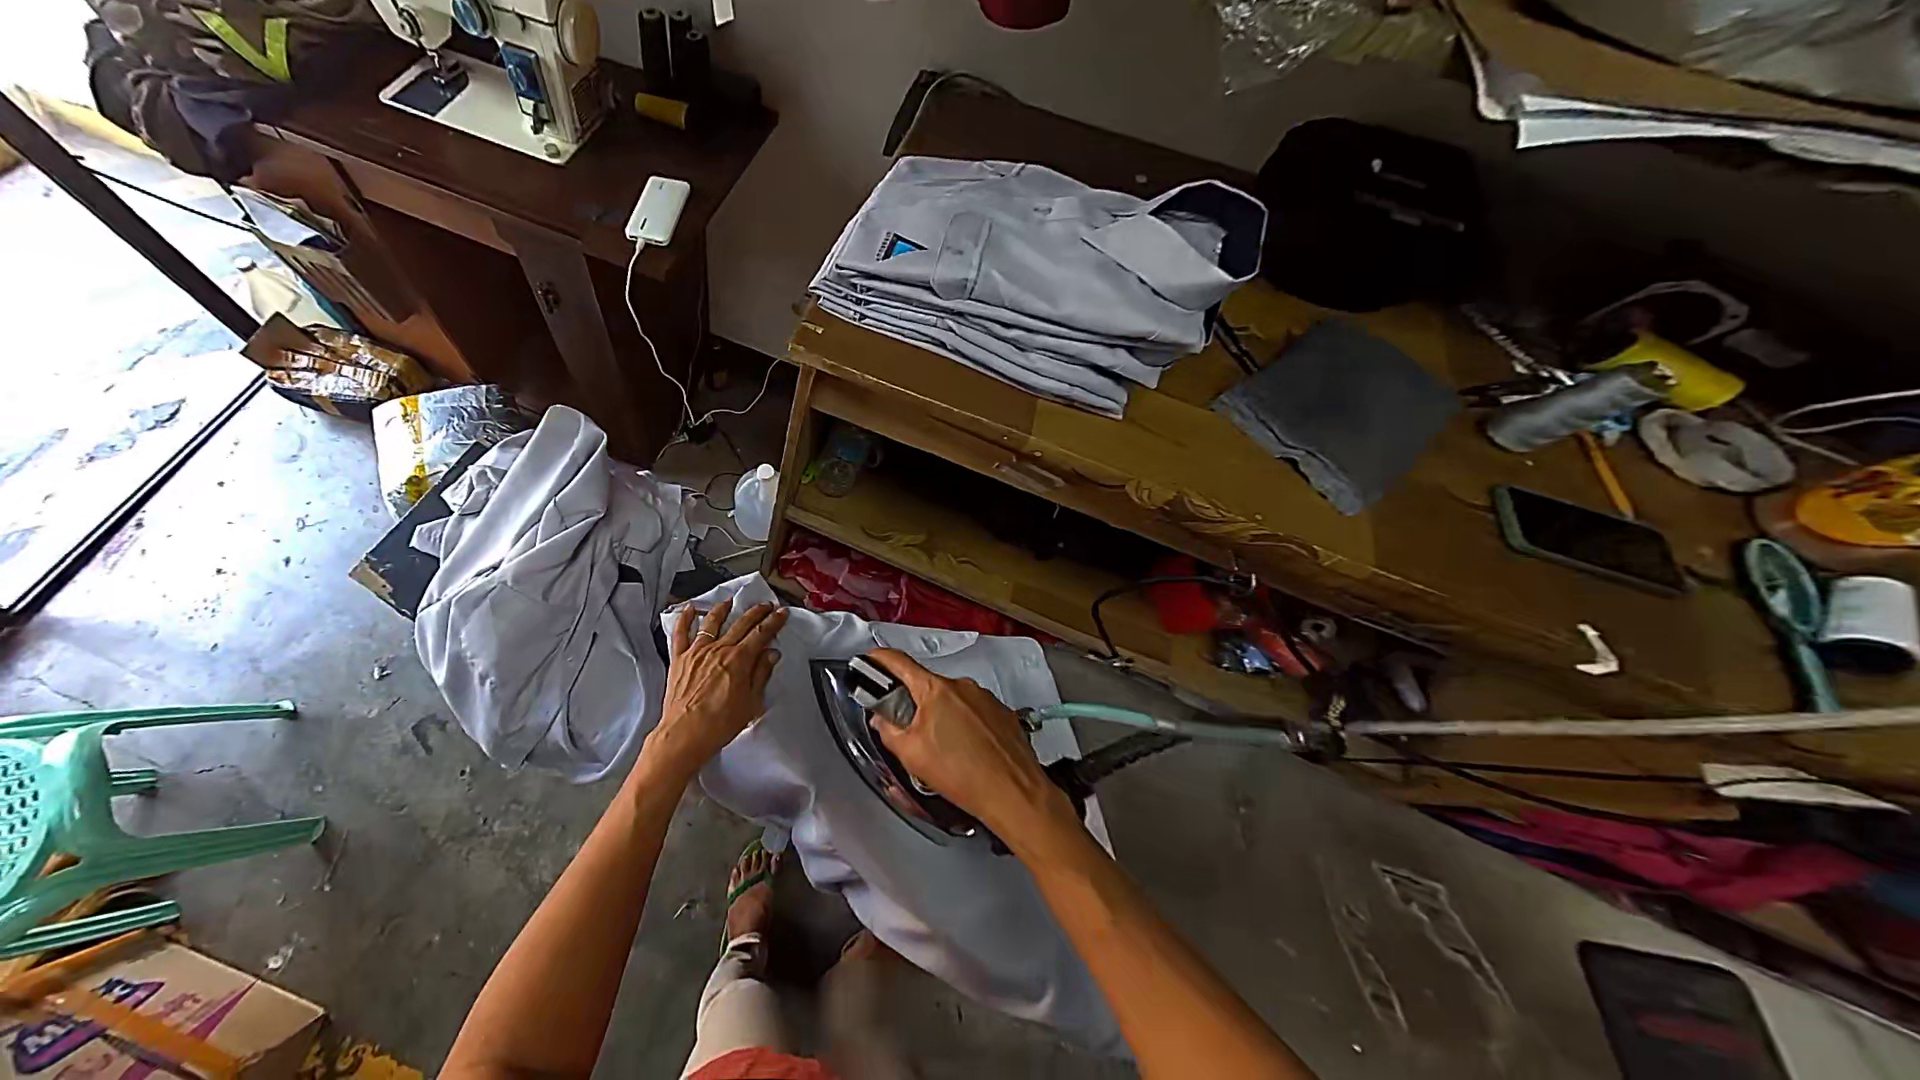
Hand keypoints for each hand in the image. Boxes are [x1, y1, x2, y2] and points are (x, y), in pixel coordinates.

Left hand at [644, 599, 788, 776]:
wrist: (685, 734)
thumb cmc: (718, 723)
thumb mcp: (752, 701)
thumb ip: (761, 674)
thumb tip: (770, 655)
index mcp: (739, 659)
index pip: (762, 633)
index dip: (774, 621)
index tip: (780, 614)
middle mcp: (718, 650)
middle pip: (741, 623)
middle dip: (756, 612)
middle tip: (764, 606)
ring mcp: (697, 652)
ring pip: (712, 622)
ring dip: (723, 609)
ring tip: (730, 602)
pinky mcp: (679, 660)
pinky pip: (681, 633)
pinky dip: (685, 619)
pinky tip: (688, 610)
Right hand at [865, 649, 1075, 843]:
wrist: (1013, 792)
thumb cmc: (967, 775)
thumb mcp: (911, 755)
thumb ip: (889, 730)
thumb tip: (884, 720)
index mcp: (936, 690)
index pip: (899, 662)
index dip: (880, 659)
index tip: (872, 660)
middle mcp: (963, 686)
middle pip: (926, 686)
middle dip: (914, 705)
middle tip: (910, 733)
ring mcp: (985, 698)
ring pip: (952, 701)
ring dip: (942, 719)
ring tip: (944, 753)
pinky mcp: (1001, 713)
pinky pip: (974, 712)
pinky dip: (965, 727)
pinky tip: (965, 753)